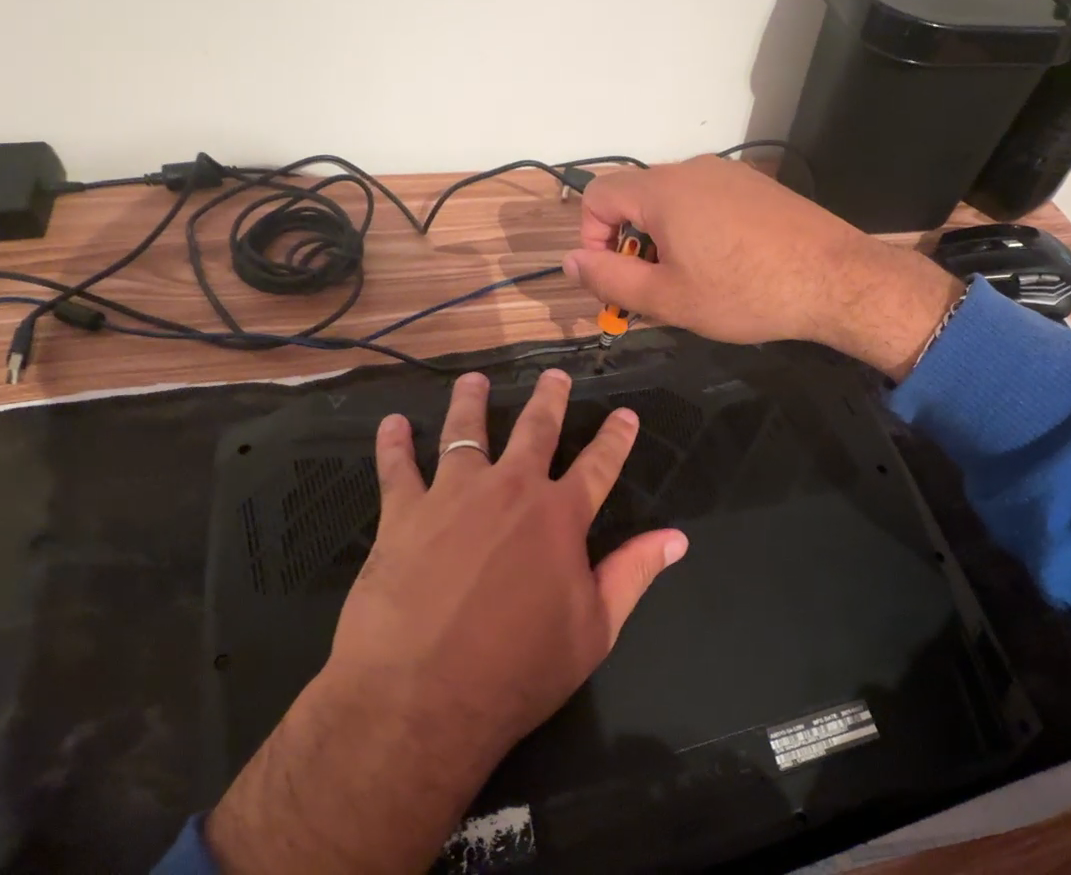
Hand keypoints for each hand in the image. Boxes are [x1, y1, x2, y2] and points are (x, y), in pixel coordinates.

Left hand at [205, 370, 687, 873]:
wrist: (420, 695)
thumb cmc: (518, 670)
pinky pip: (397, 466)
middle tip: (554, 376)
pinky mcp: (401, 514)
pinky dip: (394, 442)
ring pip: (465, 433)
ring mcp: (451, 496)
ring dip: (472, 402)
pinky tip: (394, 423)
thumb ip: (632, 574)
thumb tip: (676, 538)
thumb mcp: (594, 630)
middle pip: (534, 431)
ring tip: (473, 380)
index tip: (625, 414)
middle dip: (549, 400)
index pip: (599, 465)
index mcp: (559, 516)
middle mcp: (509, 490)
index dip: (616, 438)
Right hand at [562, 155, 963, 378]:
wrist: (836, 279)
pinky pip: (708, 204)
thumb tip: (569, 261)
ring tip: (692, 285)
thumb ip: (609, 279)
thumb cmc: (745, 293)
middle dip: (631, 246)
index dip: (591, 238)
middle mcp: (692, 169)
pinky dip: (698, 233)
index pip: (598, 195)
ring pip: (673, 204)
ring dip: (664, 242)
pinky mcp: (757, 187)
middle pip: (636, 199)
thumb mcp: (667, 298)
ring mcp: (729, 174)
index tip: (612, 280)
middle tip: (653, 292)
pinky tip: (727, 268)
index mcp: (663, 190)